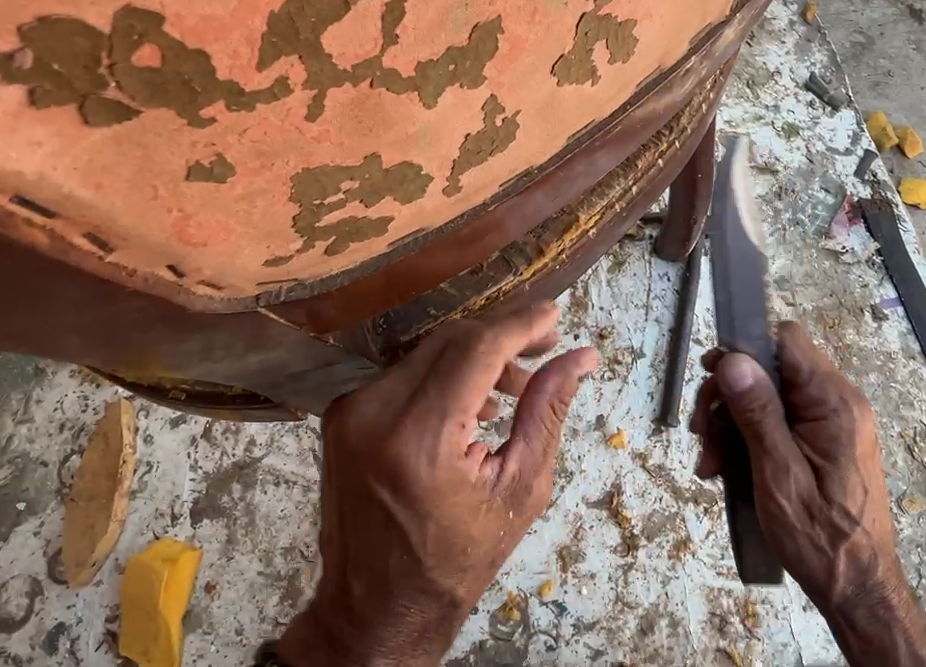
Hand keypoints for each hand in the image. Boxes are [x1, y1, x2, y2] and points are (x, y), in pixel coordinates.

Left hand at [276, 301, 597, 666]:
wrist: (377, 610)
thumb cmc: (458, 560)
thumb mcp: (520, 489)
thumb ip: (548, 411)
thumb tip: (582, 356)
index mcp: (420, 439)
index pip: (476, 349)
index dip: (520, 324)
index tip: (555, 314)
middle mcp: (376, 413)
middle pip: (452, 340)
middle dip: (504, 336)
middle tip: (546, 347)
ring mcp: (352, 410)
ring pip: (429, 351)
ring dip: (477, 355)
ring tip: (517, 386)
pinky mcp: (343, 413)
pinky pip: (406, 371)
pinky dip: (445, 374)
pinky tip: (475, 401)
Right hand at [691, 322, 925, 666]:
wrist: (858, 592)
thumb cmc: (820, 539)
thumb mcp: (777, 476)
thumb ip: (757, 413)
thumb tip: (733, 358)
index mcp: (833, 402)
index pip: (787, 340)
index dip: (744, 349)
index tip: (712, 378)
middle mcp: (837, 402)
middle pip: (770, 368)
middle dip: (728, 396)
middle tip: (700, 434)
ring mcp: (831, 422)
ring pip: (768, 395)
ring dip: (731, 422)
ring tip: (710, 463)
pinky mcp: (823, 441)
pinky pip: (778, 420)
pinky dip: (748, 438)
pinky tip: (726, 468)